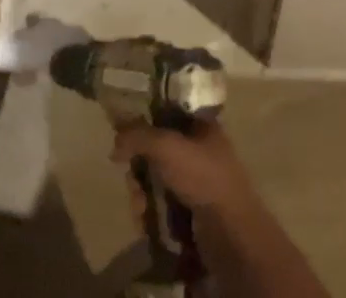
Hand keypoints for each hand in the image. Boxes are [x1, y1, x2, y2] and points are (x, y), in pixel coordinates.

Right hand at [113, 122, 261, 215]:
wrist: (229, 230)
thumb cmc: (203, 177)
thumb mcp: (167, 146)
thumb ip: (138, 136)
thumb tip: (116, 141)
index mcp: (203, 126)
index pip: (168, 115)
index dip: (145, 123)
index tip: (126, 137)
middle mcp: (200, 151)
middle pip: (156, 151)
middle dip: (138, 168)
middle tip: (133, 180)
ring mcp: (195, 182)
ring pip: (155, 180)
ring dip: (141, 194)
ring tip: (141, 207)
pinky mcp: (190, 210)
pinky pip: (160, 204)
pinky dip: (149, 212)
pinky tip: (146, 221)